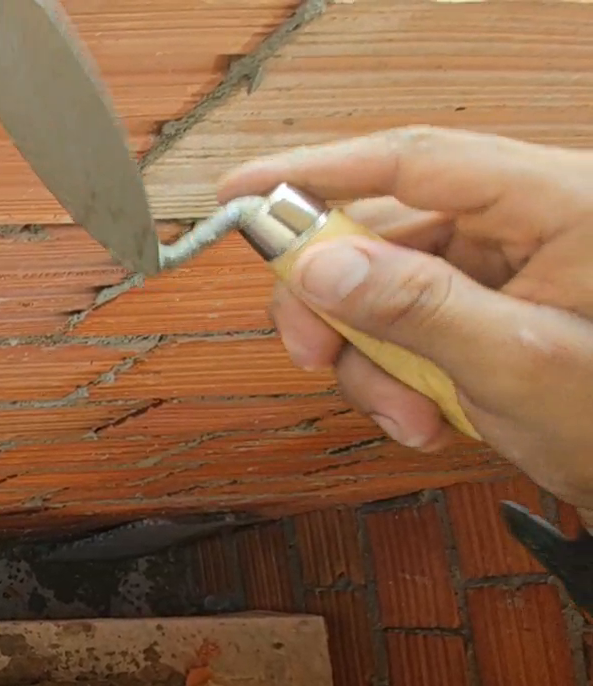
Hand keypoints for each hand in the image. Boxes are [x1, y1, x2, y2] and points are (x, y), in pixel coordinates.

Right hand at [219, 127, 592, 517]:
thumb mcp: (515, 362)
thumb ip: (415, 306)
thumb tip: (317, 264)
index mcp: (565, 203)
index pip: (415, 163)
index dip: (314, 172)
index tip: (237, 191)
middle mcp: (526, 221)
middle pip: (372, 235)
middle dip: (329, 307)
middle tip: (312, 358)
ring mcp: (500, 262)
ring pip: (367, 289)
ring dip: (361, 358)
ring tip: (404, 410)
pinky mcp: (477, 298)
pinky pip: (388, 322)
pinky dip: (384, 373)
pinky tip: (420, 409)